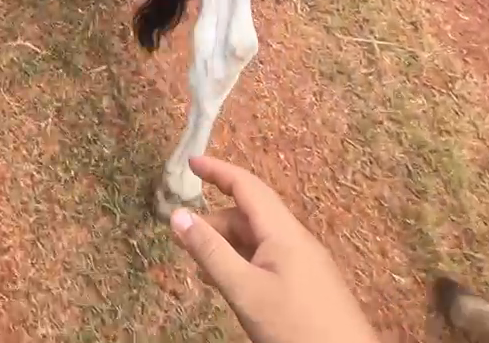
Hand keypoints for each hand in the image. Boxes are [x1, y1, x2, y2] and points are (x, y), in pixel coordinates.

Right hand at [169, 156, 381, 342]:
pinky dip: (243, 262)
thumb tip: (176, 214)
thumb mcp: (244, 290)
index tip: (189, 163)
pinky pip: (270, 261)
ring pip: (259, 241)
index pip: (247, 186)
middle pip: (249, 215)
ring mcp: (308, 266)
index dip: (217, 170)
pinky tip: (232, 285)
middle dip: (214, 221)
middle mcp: (298, 242)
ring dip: (227, 245)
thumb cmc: (296, 327)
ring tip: (202, 268)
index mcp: (284, 233)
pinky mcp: (312, 289)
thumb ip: (209, 250)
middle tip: (184, 238)